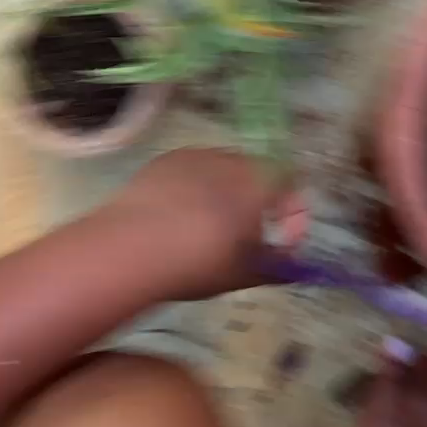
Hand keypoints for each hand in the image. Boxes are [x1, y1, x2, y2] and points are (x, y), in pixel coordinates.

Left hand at [95, 148, 302, 299]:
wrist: (133, 245)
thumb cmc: (200, 260)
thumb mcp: (246, 272)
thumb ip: (278, 264)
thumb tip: (290, 261)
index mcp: (260, 180)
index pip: (291, 185)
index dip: (293, 215)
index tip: (282, 244)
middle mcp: (230, 158)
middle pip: (257, 173)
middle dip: (258, 202)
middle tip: (246, 237)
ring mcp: (194, 154)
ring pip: (222, 170)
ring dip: (225, 192)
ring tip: (208, 227)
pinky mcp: (164, 159)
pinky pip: (191, 170)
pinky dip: (194, 188)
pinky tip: (179, 216)